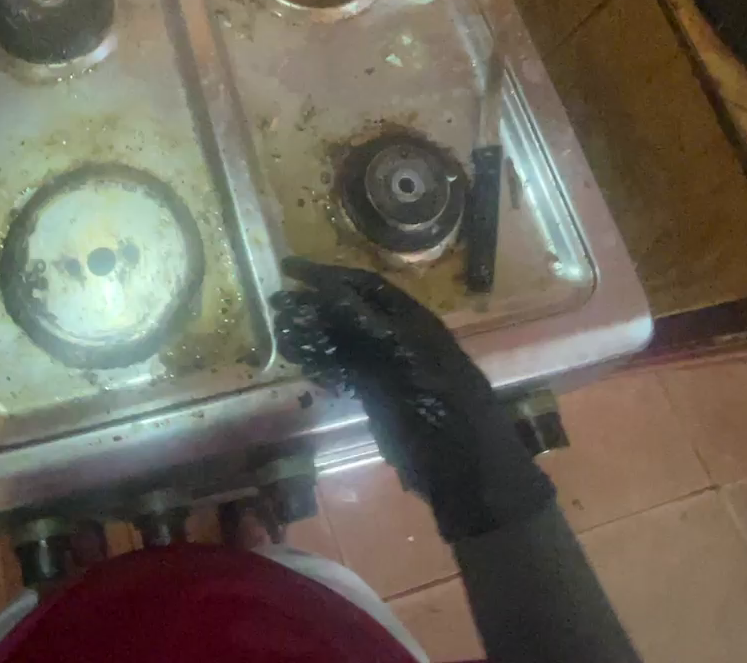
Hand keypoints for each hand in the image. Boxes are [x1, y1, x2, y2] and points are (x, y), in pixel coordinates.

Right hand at [273, 257, 553, 541]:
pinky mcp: (379, 399)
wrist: (469, 478)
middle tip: (276, 304)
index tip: (289, 269)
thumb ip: (372, 327)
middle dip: (313, 305)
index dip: (327, 275)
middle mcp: (399, 339)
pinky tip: (302, 362)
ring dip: (312, 334)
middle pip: (349, 311)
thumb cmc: (447, 415)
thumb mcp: (410, 360)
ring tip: (280, 332)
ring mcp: (388, 369)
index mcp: (413, 323)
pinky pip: (345, 371)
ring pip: (343, 340)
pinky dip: (321, 365)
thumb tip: (335, 294)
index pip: (364, 286)